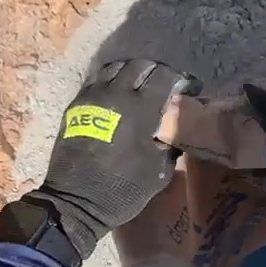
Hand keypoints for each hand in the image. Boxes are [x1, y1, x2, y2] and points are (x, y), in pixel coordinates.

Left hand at [23, 58, 200, 257]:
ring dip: (132, 73)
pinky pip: (97, 81)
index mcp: (140, 108)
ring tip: (140, 87)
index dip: (182, 79)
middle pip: (140, 65)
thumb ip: (170, 142)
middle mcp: (116, 93)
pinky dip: (112, 82)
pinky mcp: (76, 105)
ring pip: (115, 68)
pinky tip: (118, 97)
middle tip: (165, 85)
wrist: (76, 201)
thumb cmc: (123, 188)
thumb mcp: (159, 170)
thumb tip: (174, 127)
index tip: (189, 89)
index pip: (165, 76)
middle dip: (157, 71)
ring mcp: (92, 96)